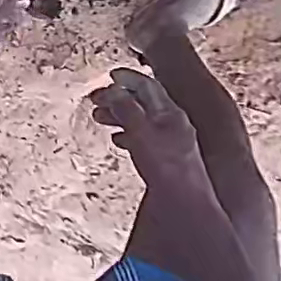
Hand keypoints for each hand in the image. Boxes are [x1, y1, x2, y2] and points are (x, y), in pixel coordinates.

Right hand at [89, 68, 215, 204]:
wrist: (184, 204)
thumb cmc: (166, 168)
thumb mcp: (141, 132)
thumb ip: (126, 109)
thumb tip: (113, 89)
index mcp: (170, 113)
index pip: (148, 86)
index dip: (128, 78)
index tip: (111, 76)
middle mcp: (173, 124)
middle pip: (143, 103)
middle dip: (118, 98)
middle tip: (96, 98)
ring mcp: (172, 141)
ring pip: (142, 121)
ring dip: (119, 116)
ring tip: (98, 118)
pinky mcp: (167, 159)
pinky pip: (144, 138)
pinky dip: (128, 133)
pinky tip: (117, 140)